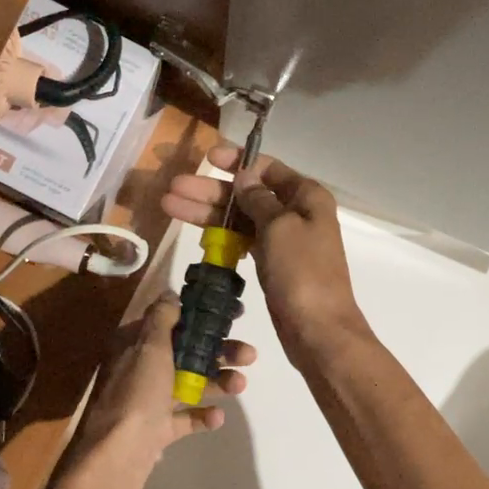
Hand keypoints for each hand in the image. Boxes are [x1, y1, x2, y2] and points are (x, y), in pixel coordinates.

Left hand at [65, 292, 255, 488]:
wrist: (117, 456)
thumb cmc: (136, 395)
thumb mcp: (149, 347)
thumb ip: (162, 318)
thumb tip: (170, 294)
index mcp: (133, 345)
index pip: (171, 321)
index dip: (202, 316)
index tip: (233, 314)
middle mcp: (139, 369)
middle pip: (185, 353)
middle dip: (218, 352)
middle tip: (249, 354)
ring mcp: (147, 402)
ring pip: (188, 384)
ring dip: (216, 381)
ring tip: (241, 385)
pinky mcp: (157, 430)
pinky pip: (184, 418)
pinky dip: (202, 416)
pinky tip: (217, 418)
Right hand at [161, 144, 369, 365]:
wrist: (317, 330)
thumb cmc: (302, 273)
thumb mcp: (279, 227)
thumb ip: (258, 199)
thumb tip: (244, 177)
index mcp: (307, 197)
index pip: (267, 168)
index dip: (237, 161)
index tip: (207, 158)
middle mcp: (297, 214)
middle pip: (248, 194)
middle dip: (210, 190)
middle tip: (173, 189)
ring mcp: (283, 241)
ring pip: (241, 219)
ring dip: (208, 212)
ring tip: (171, 206)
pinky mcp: (272, 266)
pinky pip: (243, 241)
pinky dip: (222, 235)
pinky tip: (197, 232)